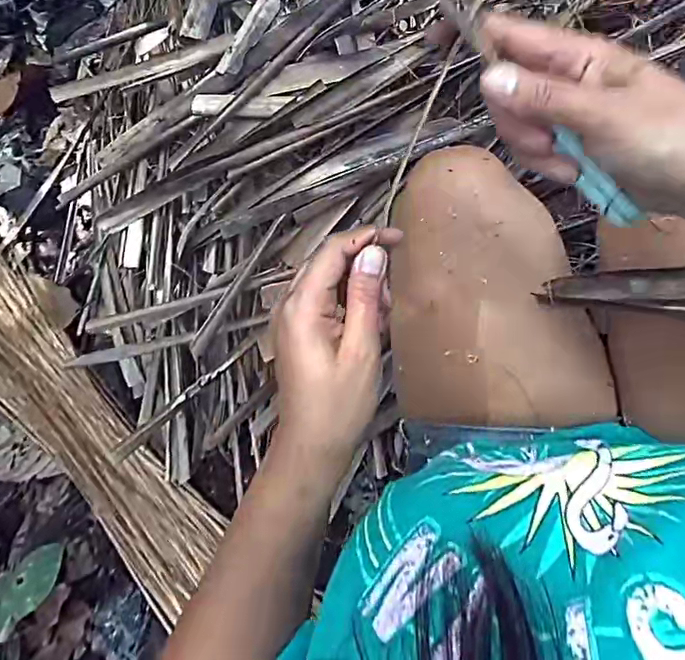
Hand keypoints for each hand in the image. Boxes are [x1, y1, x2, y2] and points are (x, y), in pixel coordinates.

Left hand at [271, 226, 403, 478]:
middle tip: (393, 283)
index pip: (332, 250)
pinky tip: (369, 321)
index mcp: (301, 306)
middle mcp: (289, 305)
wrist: (311, 448)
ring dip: (359, 285)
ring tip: (383, 311)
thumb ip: (365, 296)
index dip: (365, 237)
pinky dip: (349, 301)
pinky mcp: (298, 328)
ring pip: (328, 279)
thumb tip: (373, 254)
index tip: (394, 237)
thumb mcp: (361, 348)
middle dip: (365, 264)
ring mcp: (290, 316)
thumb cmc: (335, 409)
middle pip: (328, 261)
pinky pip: (325, 298)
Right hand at [476, 13, 684, 216]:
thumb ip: (544, 96)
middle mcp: (566, 78)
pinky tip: (578, 172)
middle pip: (504, 86)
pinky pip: (536, 148)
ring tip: (572, 162)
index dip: (473, 33)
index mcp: (577, 56)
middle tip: (547, 140)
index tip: (435, 43)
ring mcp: (567, 111)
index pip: (511, 32)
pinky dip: (549, 164)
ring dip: (535, 148)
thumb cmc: (672, 138)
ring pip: (517, 122)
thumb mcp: (606, 115)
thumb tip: (488, 75)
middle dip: (516, 119)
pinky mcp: (571, 141)